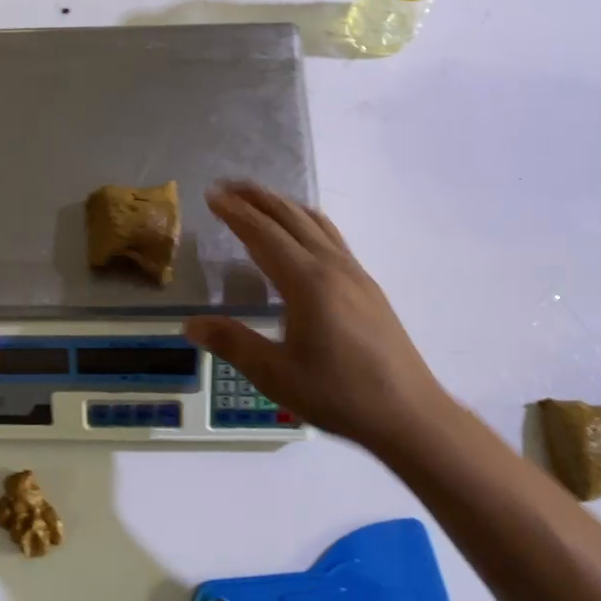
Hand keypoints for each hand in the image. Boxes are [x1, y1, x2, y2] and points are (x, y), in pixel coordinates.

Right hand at [182, 182, 449, 446]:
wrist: (408, 414)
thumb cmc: (339, 394)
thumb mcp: (275, 374)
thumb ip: (233, 343)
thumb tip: (191, 324)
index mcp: (307, 282)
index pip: (264, 235)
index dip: (236, 213)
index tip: (212, 195)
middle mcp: (332, 267)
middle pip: (291, 218)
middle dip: (258, 198)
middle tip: (228, 186)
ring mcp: (355, 274)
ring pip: (316, 224)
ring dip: (284, 206)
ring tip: (260, 201)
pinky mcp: (368, 288)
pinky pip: (331, 239)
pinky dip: (307, 223)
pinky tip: (303, 236)